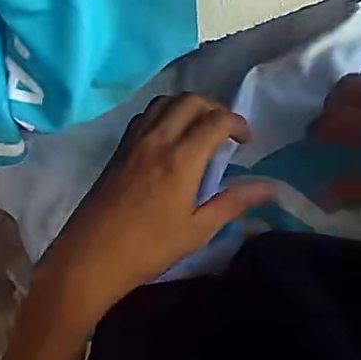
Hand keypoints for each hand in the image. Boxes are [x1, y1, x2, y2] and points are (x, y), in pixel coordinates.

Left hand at [38, 94, 276, 319]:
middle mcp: (158, 139)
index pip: (216, 120)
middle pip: (191, 100)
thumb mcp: (198, 230)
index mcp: (181, 159)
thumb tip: (270, 187)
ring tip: (200, 129)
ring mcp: (135, 140)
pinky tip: (171, 136)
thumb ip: (234, 202)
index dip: (238, 123)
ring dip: (189, 106)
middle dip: (216, 108)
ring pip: (166, 101)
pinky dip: (165, 113)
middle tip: (226, 132)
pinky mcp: (119, 148)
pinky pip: (146, 114)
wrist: (90, 259)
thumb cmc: (149, 248)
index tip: (246, 140)